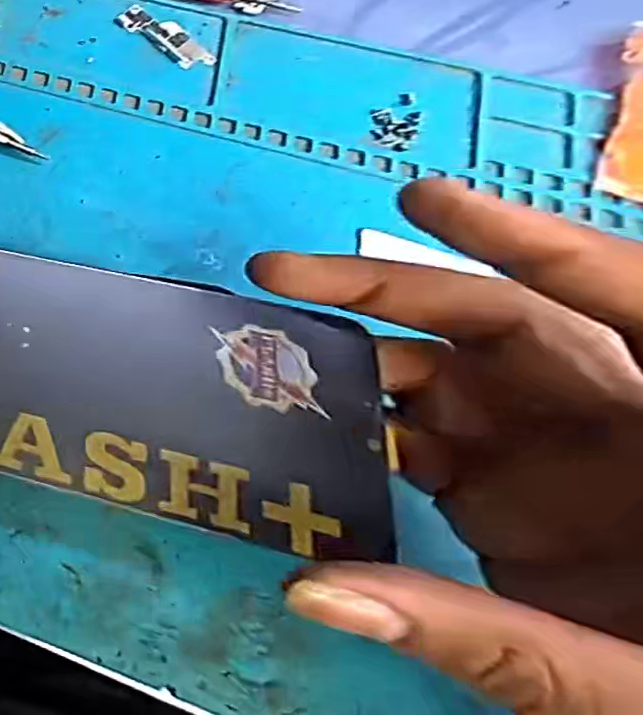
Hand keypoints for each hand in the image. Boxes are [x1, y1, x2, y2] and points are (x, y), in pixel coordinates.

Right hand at [250, 178, 642, 710]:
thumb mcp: (639, 686)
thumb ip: (492, 640)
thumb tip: (308, 591)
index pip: (628, 304)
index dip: (529, 243)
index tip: (419, 200)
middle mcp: (619, 429)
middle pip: (494, 325)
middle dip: (378, 290)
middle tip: (271, 272)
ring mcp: (555, 464)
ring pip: (437, 376)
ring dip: (347, 361)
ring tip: (261, 355)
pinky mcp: (506, 500)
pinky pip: (413, 439)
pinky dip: (351, 432)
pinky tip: (296, 433)